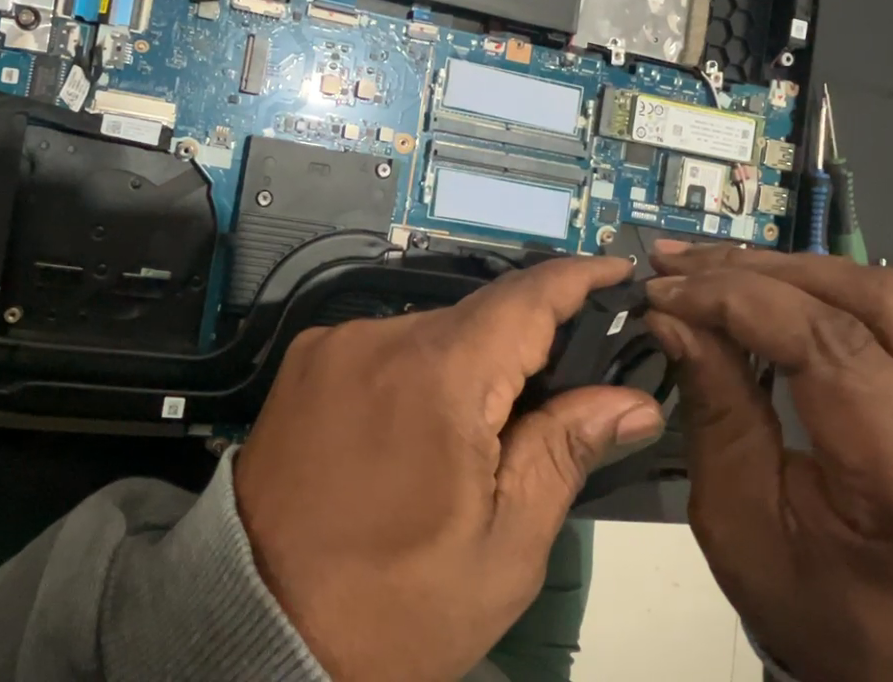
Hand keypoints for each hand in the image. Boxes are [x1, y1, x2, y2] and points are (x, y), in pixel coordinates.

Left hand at [235, 255, 664, 680]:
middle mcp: (377, 338)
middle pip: (476, 316)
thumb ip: (565, 451)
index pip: (525, 298)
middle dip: (527, 342)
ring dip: (468, 363)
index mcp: (437, 375)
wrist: (261, 625)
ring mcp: (331, 346)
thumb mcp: (504, 546)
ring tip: (489, 425)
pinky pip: (381, 348)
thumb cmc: (395, 603)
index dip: (578, 277)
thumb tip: (631, 401)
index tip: (617, 268)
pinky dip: (417, 370)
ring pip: (428, 332)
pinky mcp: (301, 365)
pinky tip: (425, 423)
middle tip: (566, 388)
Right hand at [645, 244, 892, 681]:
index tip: (662, 293)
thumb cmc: (817, 615)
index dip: (738, 300)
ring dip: (794, 270)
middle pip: (876, 304)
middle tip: (676, 264)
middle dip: (762, 269)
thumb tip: (671, 315)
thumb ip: (716, 411)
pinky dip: (826, 296)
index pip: (835, 348)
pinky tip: (769, 294)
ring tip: (710, 268)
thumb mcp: (739, 524)